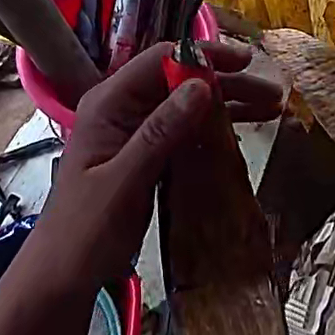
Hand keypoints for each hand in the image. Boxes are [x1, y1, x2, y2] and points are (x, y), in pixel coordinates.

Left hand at [32, 41, 281, 291]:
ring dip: (226, 105)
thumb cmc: (84, 231)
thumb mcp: (123, 182)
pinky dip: (214, 130)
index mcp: (109, 102)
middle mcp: (122, 108)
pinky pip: (184, 131)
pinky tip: (243, 133)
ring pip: (186, 105)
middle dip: (225, 83)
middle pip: (179, 80)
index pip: (160, 60)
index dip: (204, 56)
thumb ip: (160, 133)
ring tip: (271, 109)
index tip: (245, 63)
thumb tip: (201, 86)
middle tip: (271, 93)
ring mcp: (134, 131)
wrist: (63, 279)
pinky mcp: (146, 155)